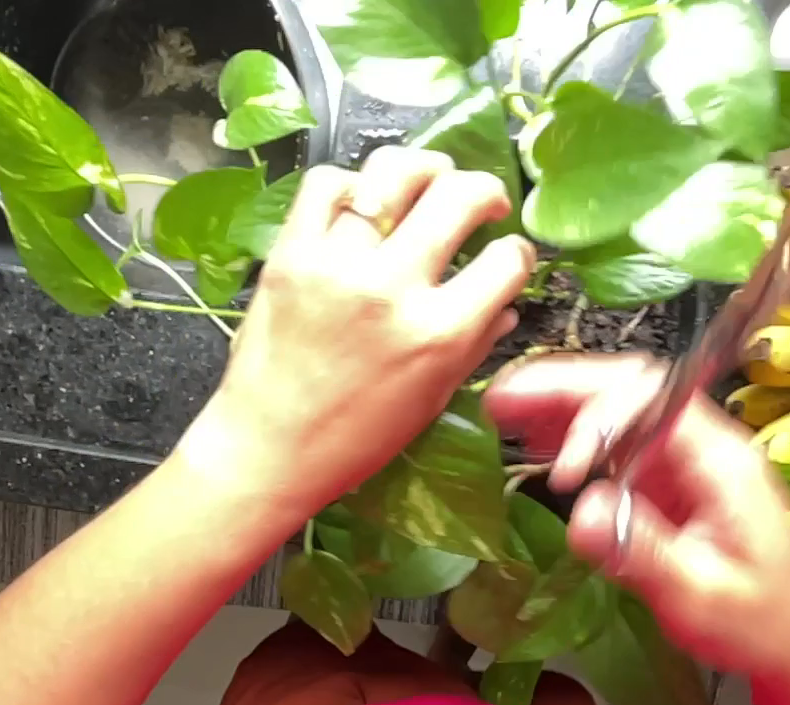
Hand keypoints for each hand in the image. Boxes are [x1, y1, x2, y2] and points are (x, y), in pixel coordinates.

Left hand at [181, 146, 535, 516]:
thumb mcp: (431, 400)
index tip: (508, 258)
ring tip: (430, 182)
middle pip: (459, 196)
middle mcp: (393, 288)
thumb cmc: (357, 439)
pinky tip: (362, 204)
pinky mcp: (290, 253)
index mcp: (438, 334)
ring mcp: (337, 264)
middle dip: (486, 192)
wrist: (271, 449)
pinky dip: (351, 183)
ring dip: (425, 169)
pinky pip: (325, 184)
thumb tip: (506, 305)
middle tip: (483, 204)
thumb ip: (474, 345)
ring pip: (393, 173)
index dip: (518, 255)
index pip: (506, 262)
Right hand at [485, 356, 789, 678]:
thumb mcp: (700, 596)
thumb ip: (642, 553)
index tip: (561, 473)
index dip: (596, 421)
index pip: (653, 403)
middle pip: (630, 391)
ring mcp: (685, 463)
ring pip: (618, 410)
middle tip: (504, 399)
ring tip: (506, 408)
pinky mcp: (669, 482)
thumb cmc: (758, 623)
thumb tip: (580, 515)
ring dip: (561, 405)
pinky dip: (574, 436)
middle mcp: (703, 449)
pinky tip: (539, 441)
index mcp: (721, 463)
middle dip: (563, 389)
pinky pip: (617, 443)